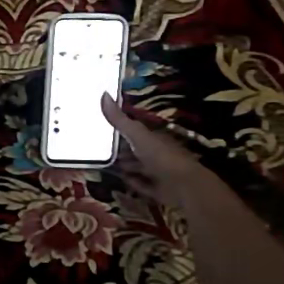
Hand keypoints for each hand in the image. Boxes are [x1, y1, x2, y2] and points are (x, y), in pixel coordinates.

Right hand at [100, 93, 241, 220]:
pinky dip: (132, 182)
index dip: (122, 130)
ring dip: (126, 166)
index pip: (137, 132)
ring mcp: (159, 172)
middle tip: (100, 149)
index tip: (104, 129)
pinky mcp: (158, 189)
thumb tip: (103, 93)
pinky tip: (120, 181)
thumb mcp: (137, 134)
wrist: (183, 185)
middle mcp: (158, 153)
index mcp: (155, 138)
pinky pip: (142, 184)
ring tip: (104, 165)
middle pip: (137, 150)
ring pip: (139, 167)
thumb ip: (120, 119)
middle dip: (121, 150)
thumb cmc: (161, 156)